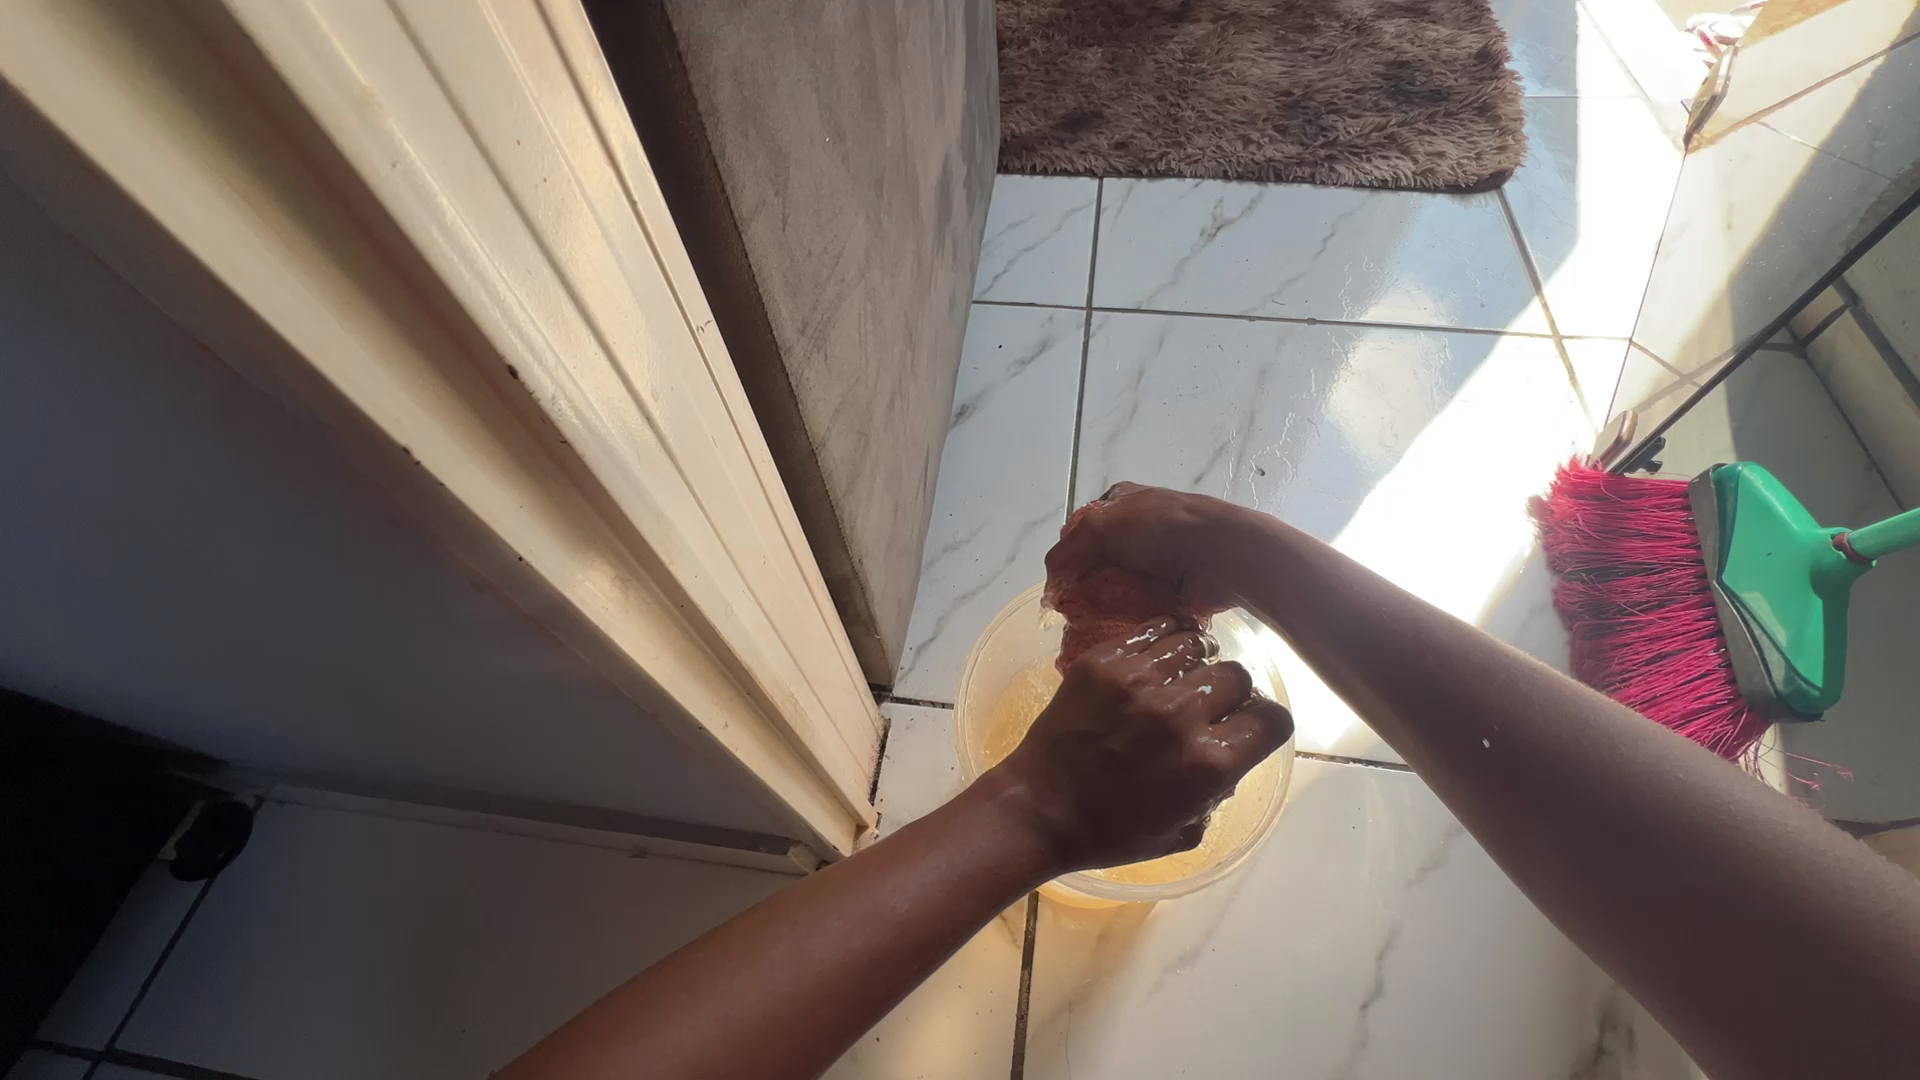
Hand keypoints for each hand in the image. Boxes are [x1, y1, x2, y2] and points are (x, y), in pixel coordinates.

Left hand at [989, 617, 1293, 872]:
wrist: (1040, 807)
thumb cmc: (1112, 831)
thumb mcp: (1185, 832)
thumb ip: (1219, 791)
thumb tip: (1229, 753)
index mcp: (1208, 764)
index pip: (1271, 719)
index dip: (1264, 722)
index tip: (1248, 723)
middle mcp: (1180, 715)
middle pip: (1236, 675)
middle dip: (1232, 690)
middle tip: (1211, 700)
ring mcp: (1139, 681)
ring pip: (1195, 644)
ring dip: (1198, 659)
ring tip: (1185, 670)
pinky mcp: (1104, 661)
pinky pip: (1152, 631)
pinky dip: (1163, 640)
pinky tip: (1157, 656)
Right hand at [1044, 483, 1261, 611]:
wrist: (1222, 553)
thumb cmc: (1161, 529)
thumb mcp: (1100, 528)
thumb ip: (1066, 553)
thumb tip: (1049, 592)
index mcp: (1121, 503)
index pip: (1080, 533)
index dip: (1068, 558)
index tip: (1062, 587)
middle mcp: (1138, 529)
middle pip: (1098, 563)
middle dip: (1086, 587)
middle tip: (1076, 614)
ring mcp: (1158, 559)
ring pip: (1119, 588)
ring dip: (1108, 606)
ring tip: (1096, 628)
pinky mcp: (1173, 585)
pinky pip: (1142, 605)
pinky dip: (1131, 618)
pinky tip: (1121, 632)